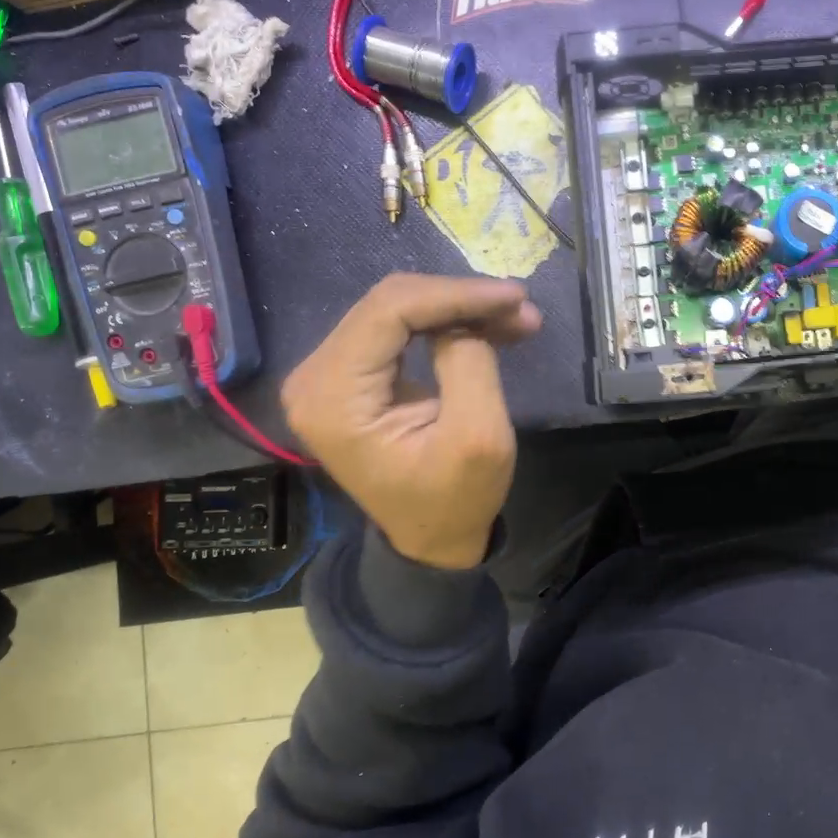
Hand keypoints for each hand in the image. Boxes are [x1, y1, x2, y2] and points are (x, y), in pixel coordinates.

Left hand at [282, 274, 542, 568]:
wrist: (433, 542)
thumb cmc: (455, 501)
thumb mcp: (478, 438)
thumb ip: (469, 365)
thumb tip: (463, 323)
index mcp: (334, 397)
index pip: (390, 311)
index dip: (455, 295)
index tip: (517, 297)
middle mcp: (315, 376)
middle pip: (390, 304)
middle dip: (461, 299)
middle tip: (522, 308)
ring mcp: (329, 375)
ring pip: (398, 309)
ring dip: (459, 308)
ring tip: (516, 317)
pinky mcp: (349, 376)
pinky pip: (398, 328)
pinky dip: (446, 322)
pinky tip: (489, 326)